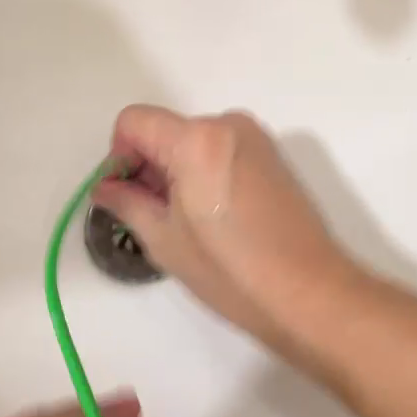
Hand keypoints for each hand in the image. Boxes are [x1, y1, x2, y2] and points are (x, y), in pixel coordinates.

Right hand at [93, 106, 353, 348]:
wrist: (311, 294)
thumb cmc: (230, 270)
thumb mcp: (164, 240)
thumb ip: (126, 202)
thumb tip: (105, 188)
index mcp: (196, 138)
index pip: (133, 121)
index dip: (118, 155)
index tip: (125, 196)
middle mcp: (228, 124)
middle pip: (164, 130)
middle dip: (148, 166)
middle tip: (152, 217)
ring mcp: (255, 138)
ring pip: (191, 142)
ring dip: (176, 172)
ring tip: (186, 224)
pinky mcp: (272, 157)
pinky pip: (219, 151)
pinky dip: (204, 174)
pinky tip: (214, 219)